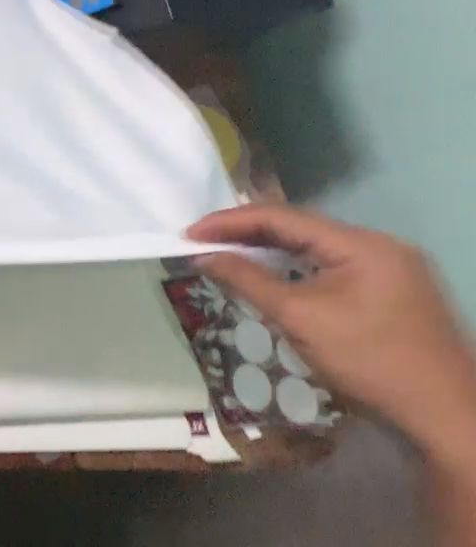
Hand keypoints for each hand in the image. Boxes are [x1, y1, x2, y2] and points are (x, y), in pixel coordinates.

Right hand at [189, 204, 475, 458]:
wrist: (447, 417)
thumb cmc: (369, 361)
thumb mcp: (297, 317)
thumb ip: (245, 278)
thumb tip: (201, 255)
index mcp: (364, 245)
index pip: (281, 217)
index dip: (227, 222)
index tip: (187, 234)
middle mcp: (381, 246)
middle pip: (298, 226)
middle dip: (244, 232)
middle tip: (200, 241)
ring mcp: (392, 267)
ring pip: (312, 244)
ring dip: (267, 247)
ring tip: (225, 253)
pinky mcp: (392, 287)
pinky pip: (329, 263)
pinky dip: (292, 264)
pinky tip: (269, 272)